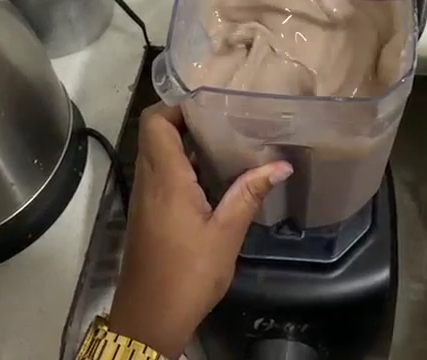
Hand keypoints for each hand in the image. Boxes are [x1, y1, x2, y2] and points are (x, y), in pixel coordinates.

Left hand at [108, 104, 291, 355]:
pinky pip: (159, 174)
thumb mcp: (226, 236)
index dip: (177, 105)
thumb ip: (249, 195)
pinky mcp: (147, 214)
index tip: (210, 104)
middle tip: (222, 117)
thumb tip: (281, 165)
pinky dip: (180, 165)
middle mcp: (149, 181)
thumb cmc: (187, 276)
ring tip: (222, 140)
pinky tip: (211, 176)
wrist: (148, 323)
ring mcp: (145, 198)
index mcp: (165, 179)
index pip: (155, 121)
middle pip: (155, 132)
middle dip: (185, 119)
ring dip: (183, 142)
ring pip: (156, 152)